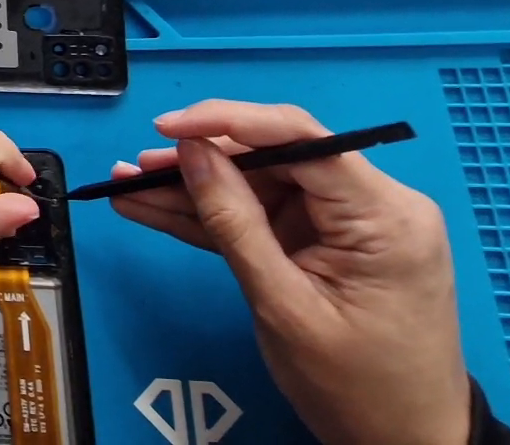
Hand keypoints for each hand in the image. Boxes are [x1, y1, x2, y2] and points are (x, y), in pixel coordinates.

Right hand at [111, 101, 470, 444]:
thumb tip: (191, 151)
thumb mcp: (284, 306)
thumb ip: (234, 222)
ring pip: (251, 183)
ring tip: (127, 185)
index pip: (298, 137)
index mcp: (382, 214)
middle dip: (196, 161)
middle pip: (267, 157)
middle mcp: (367, 204)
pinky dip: (204, 215)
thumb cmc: (358, 388)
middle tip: (136, 168)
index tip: (165, 127)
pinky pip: (254, 214)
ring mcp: (339, 222)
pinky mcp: (316, 239)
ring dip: (189, 188)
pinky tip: (150, 206)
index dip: (226, 121)